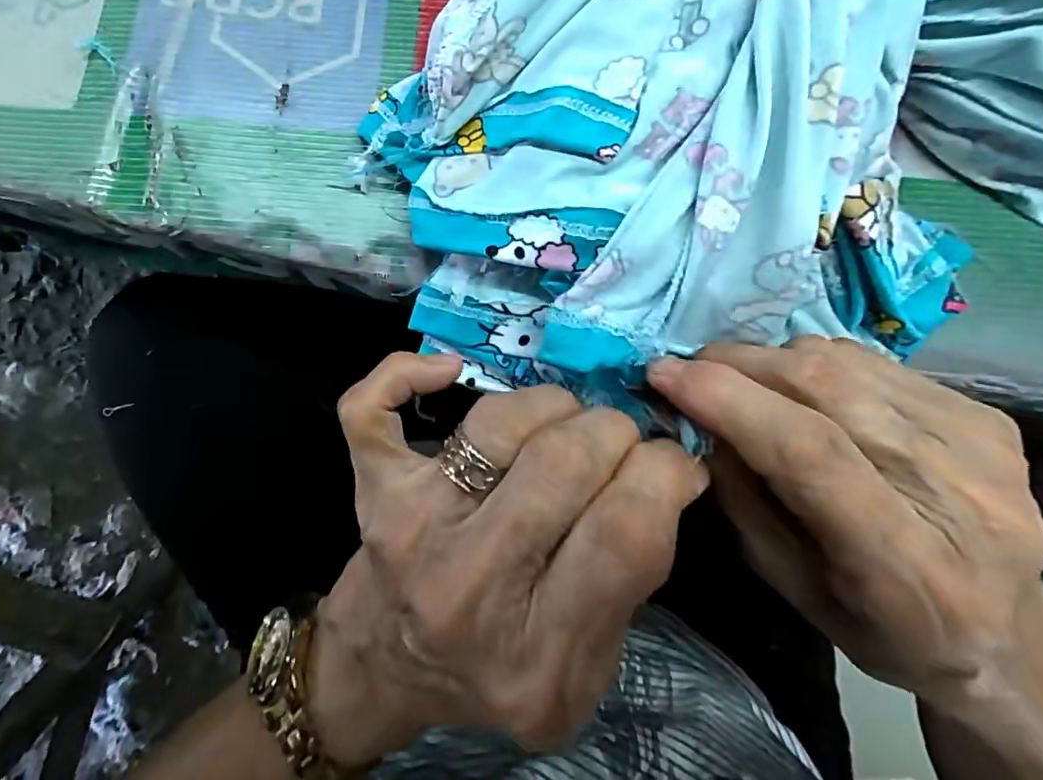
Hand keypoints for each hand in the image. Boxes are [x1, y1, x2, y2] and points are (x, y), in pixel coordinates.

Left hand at [306, 353, 709, 764]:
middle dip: (611, 431)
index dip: (664, 476)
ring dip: (550, 402)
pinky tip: (449, 370)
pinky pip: (370, 411)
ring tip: (564, 418)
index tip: (673, 460)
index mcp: (538, 649)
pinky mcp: (372, 488)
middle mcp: (467, 581)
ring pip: (494, 423)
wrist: (389, 664)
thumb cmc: (492, 668)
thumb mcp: (581, 672)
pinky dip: (403, 374)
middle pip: (561, 463)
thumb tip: (668, 472)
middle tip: (618, 437)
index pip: (623, 535)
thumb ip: (627, 584)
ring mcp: (410, 525)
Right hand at [646, 337, 1042, 713]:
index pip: (809, 451)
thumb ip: (740, 494)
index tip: (662, 374)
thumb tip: (698, 413)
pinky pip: (871, 361)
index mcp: (909, 565)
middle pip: (825, 388)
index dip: (727, 399)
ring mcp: (983, 449)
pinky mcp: (988, 419)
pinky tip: (800, 387)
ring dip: (770, 357)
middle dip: (736, 364)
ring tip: (740, 378)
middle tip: (689, 369)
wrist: (1001, 640)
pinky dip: (814, 362)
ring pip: (844, 362)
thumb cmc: (875, 625)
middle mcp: (962, 497)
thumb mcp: (785, 580)